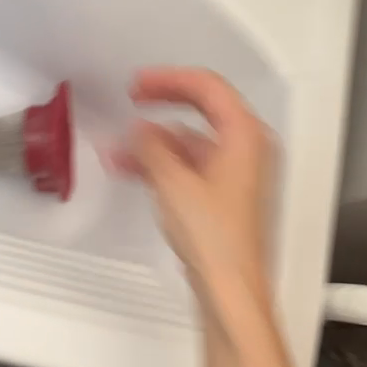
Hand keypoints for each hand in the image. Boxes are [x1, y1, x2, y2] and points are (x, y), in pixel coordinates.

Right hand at [120, 67, 274, 305]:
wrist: (230, 286)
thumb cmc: (216, 240)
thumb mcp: (172, 183)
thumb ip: (152, 148)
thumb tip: (140, 131)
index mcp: (245, 137)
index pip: (208, 88)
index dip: (169, 80)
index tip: (139, 84)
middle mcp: (247, 151)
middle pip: (202, 110)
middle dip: (162, 106)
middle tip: (133, 98)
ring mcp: (235, 174)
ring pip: (190, 142)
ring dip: (154, 142)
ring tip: (119, 148)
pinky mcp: (222, 197)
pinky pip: (188, 166)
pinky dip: (161, 164)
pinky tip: (134, 170)